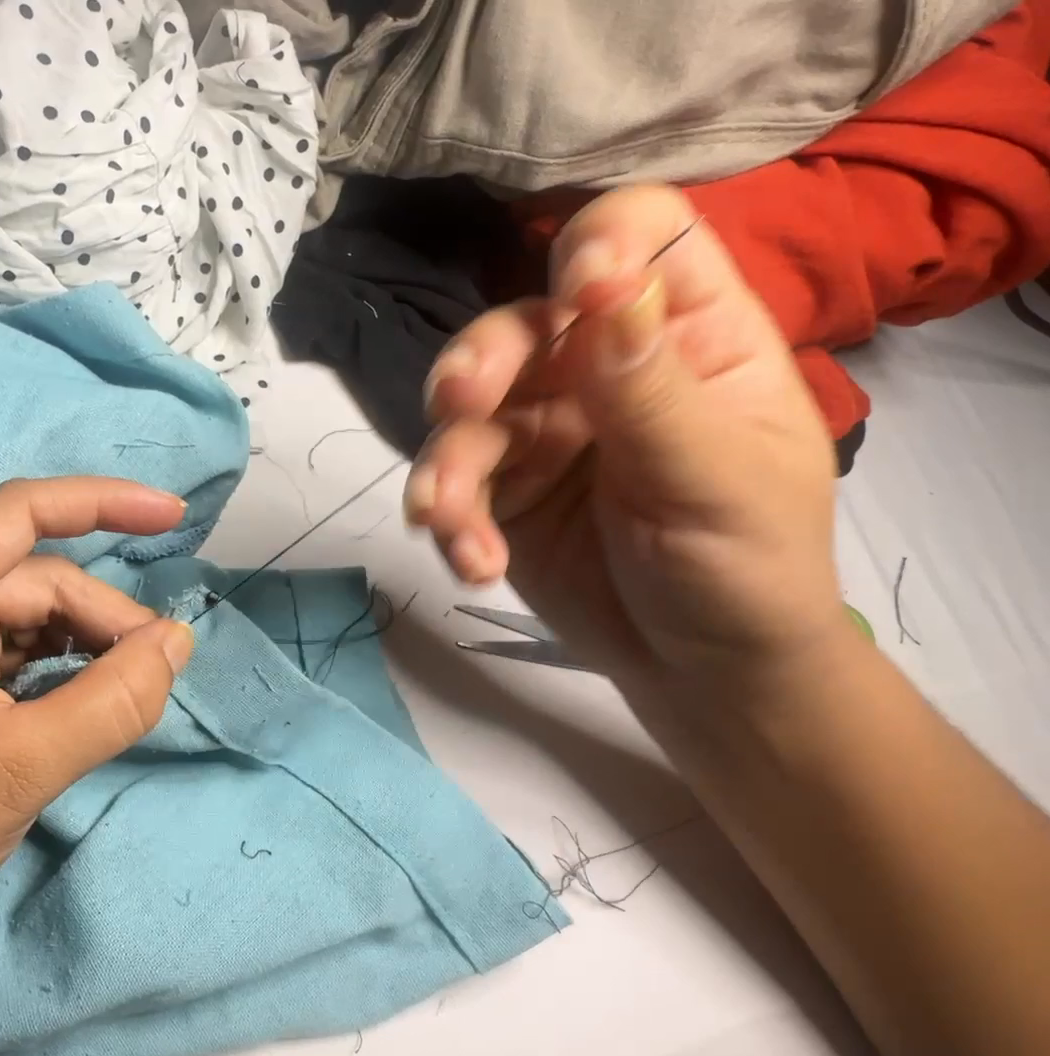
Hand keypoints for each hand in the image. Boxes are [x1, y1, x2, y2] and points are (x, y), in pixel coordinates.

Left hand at [0, 478, 194, 977]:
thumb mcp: (24, 766)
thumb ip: (111, 700)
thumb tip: (177, 642)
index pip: (16, 515)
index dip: (99, 502)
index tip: (172, 512)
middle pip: (35, 576)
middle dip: (102, 614)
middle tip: (158, 669)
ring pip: (32, 612)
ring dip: (88, 640)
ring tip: (133, 685)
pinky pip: (19, 647)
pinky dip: (64, 663)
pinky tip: (96, 692)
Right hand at [408, 185, 851, 694]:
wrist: (698, 672)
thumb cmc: (748, 567)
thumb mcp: (715, 478)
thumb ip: (651, 389)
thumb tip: (606, 285)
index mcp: (685, 338)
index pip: (643, 243)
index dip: (602, 247)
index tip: (577, 294)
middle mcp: (599, 368)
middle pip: (520, 325)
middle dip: (479, 361)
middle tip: (457, 402)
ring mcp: (539, 430)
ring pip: (464, 411)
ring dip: (447, 463)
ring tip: (447, 520)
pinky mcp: (496, 489)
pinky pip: (450, 483)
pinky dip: (450, 520)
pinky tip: (475, 562)